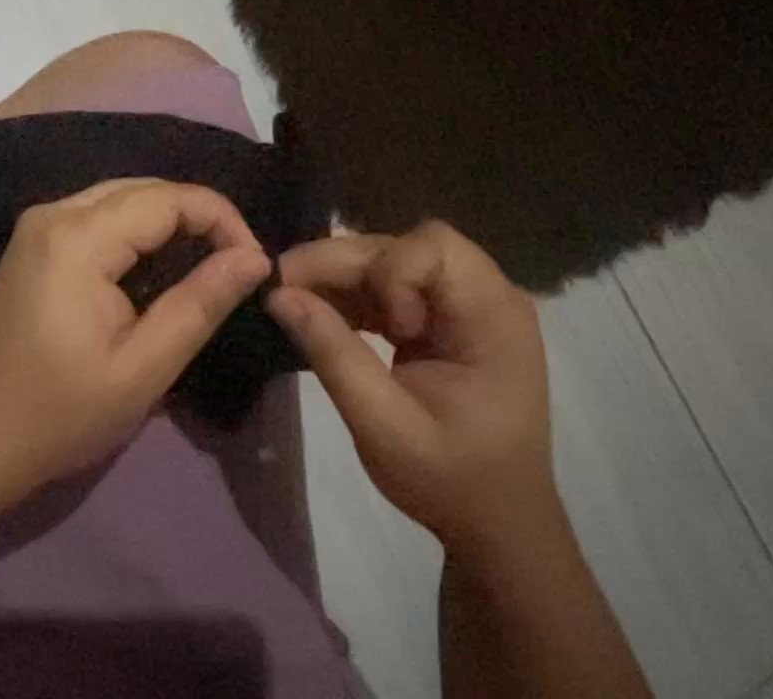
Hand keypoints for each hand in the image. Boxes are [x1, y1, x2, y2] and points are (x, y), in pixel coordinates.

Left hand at [0, 179, 271, 509]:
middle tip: (235, 264)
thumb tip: (255, 258)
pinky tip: (155, 269)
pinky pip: (92, 218)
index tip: (255, 264)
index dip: (222, 219)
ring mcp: (33, 229)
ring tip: (206, 266)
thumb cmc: (58, 415)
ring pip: (117, 199)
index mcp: (77, 237)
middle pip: (142, 189)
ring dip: (166, 223)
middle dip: (196, 216)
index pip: (169, 197)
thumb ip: (201, 303)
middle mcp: (51, 215)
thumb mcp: (143, 367)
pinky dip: (133, 233)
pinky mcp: (27, 248)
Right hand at [269, 220, 557, 549]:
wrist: (495, 524)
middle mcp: (486, 296)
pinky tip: (322, 317)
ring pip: (391, 261)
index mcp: (493, 316)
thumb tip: (277, 294)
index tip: (382, 329)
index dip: (389, 273)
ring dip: (342, 279)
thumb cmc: (449, 479)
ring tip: (296, 302)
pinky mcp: (443, 322)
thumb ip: (333, 354)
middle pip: (406, 247)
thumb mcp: (383, 424)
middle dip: (344, 264)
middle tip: (286, 289)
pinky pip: (391, 288)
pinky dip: (354, 298)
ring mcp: (465, 307)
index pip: (434, 247)